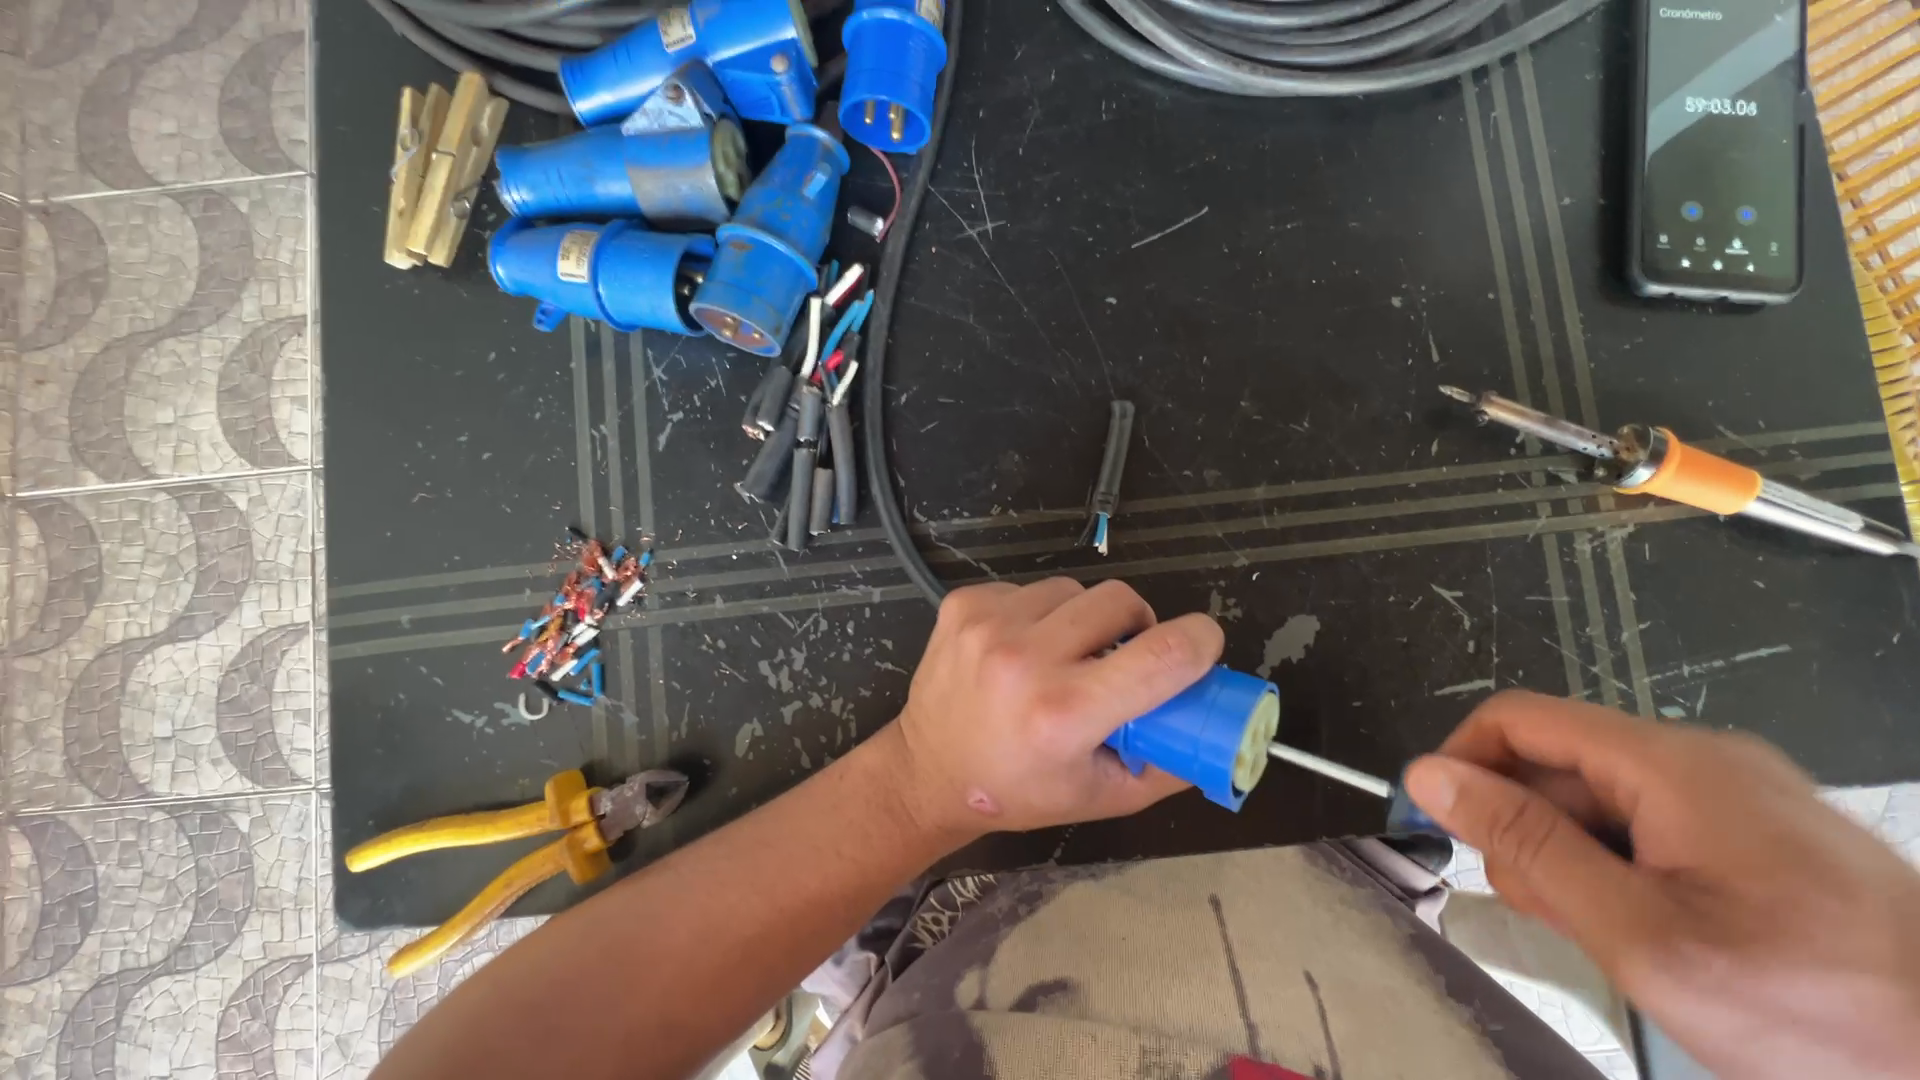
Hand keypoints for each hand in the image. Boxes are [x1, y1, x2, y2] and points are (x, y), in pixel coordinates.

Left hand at [887, 578, 1222, 837]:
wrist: (927, 772)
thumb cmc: (1018, 791)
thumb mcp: (1103, 796)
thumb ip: (1170, 762)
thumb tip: (1219, 725)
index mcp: (1065, 713)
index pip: (1164, 654)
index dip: (1201, 642)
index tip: (1202, 647)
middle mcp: (1025, 659)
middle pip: (1121, 601)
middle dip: (1138, 625)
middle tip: (1125, 657)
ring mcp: (989, 624)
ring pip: (1075, 589)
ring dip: (1085, 618)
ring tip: (1066, 656)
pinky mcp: (964, 604)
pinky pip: (1030, 589)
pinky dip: (1040, 613)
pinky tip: (1024, 648)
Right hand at [1404, 690, 1919, 1078]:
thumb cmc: (1818, 1013)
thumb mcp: (1640, 933)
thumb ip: (1526, 845)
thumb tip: (1427, 776)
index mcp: (1672, 764)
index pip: (1517, 719)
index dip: (1461, 763)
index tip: (1439, 829)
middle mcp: (1703, 761)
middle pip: (1556, 761)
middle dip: (1524, 828)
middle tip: (1547, 911)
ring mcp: (1738, 797)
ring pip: (1599, 799)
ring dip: (1571, 857)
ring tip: (1606, 932)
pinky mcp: (1760, 835)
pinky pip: (1650, 827)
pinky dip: (1619, 868)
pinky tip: (1645, 927)